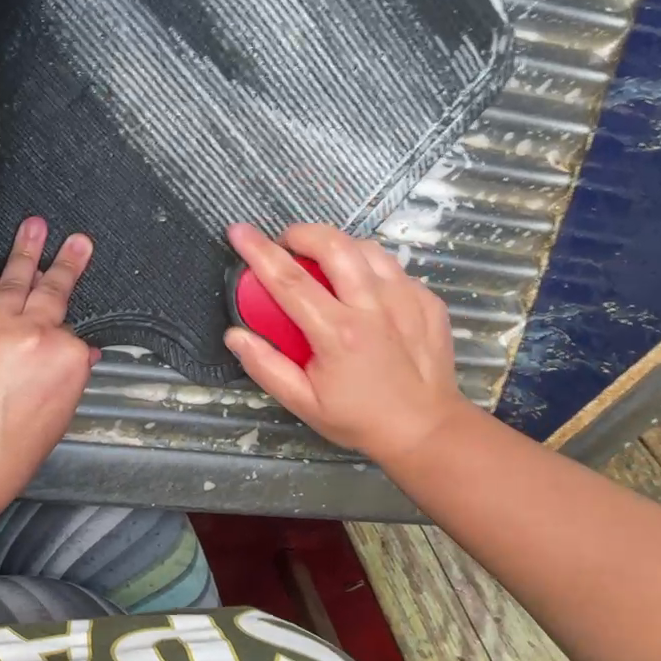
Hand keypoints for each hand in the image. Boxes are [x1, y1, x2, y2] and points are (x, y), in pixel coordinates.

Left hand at [0, 216, 99, 503]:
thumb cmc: (11, 451)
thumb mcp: (58, 415)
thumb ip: (66, 377)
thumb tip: (74, 356)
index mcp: (68, 358)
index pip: (75, 338)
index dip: (70, 347)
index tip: (70, 345)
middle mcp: (36, 336)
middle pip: (53, 293)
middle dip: (65, 263)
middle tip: (76, 241)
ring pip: (15, 283)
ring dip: (24, 252)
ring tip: (34, 227)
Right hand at [223, 222, 470, 463]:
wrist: (425, 428)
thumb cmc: (357, 418)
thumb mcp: (301, 402)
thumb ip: (266, 366)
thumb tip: (235, 335)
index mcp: (338, 333)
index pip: (289, 280)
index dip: (259, 251)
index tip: (239, 231)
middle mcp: (374, 307)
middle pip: (335, 245)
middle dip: (302, 233)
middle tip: (284, 243)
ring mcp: (406, 299)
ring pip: (366, 248)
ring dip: (336, 245)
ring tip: (319, 261)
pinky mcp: (426, 300)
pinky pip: (391, 268)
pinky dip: (366, 267)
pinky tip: (357, 288)